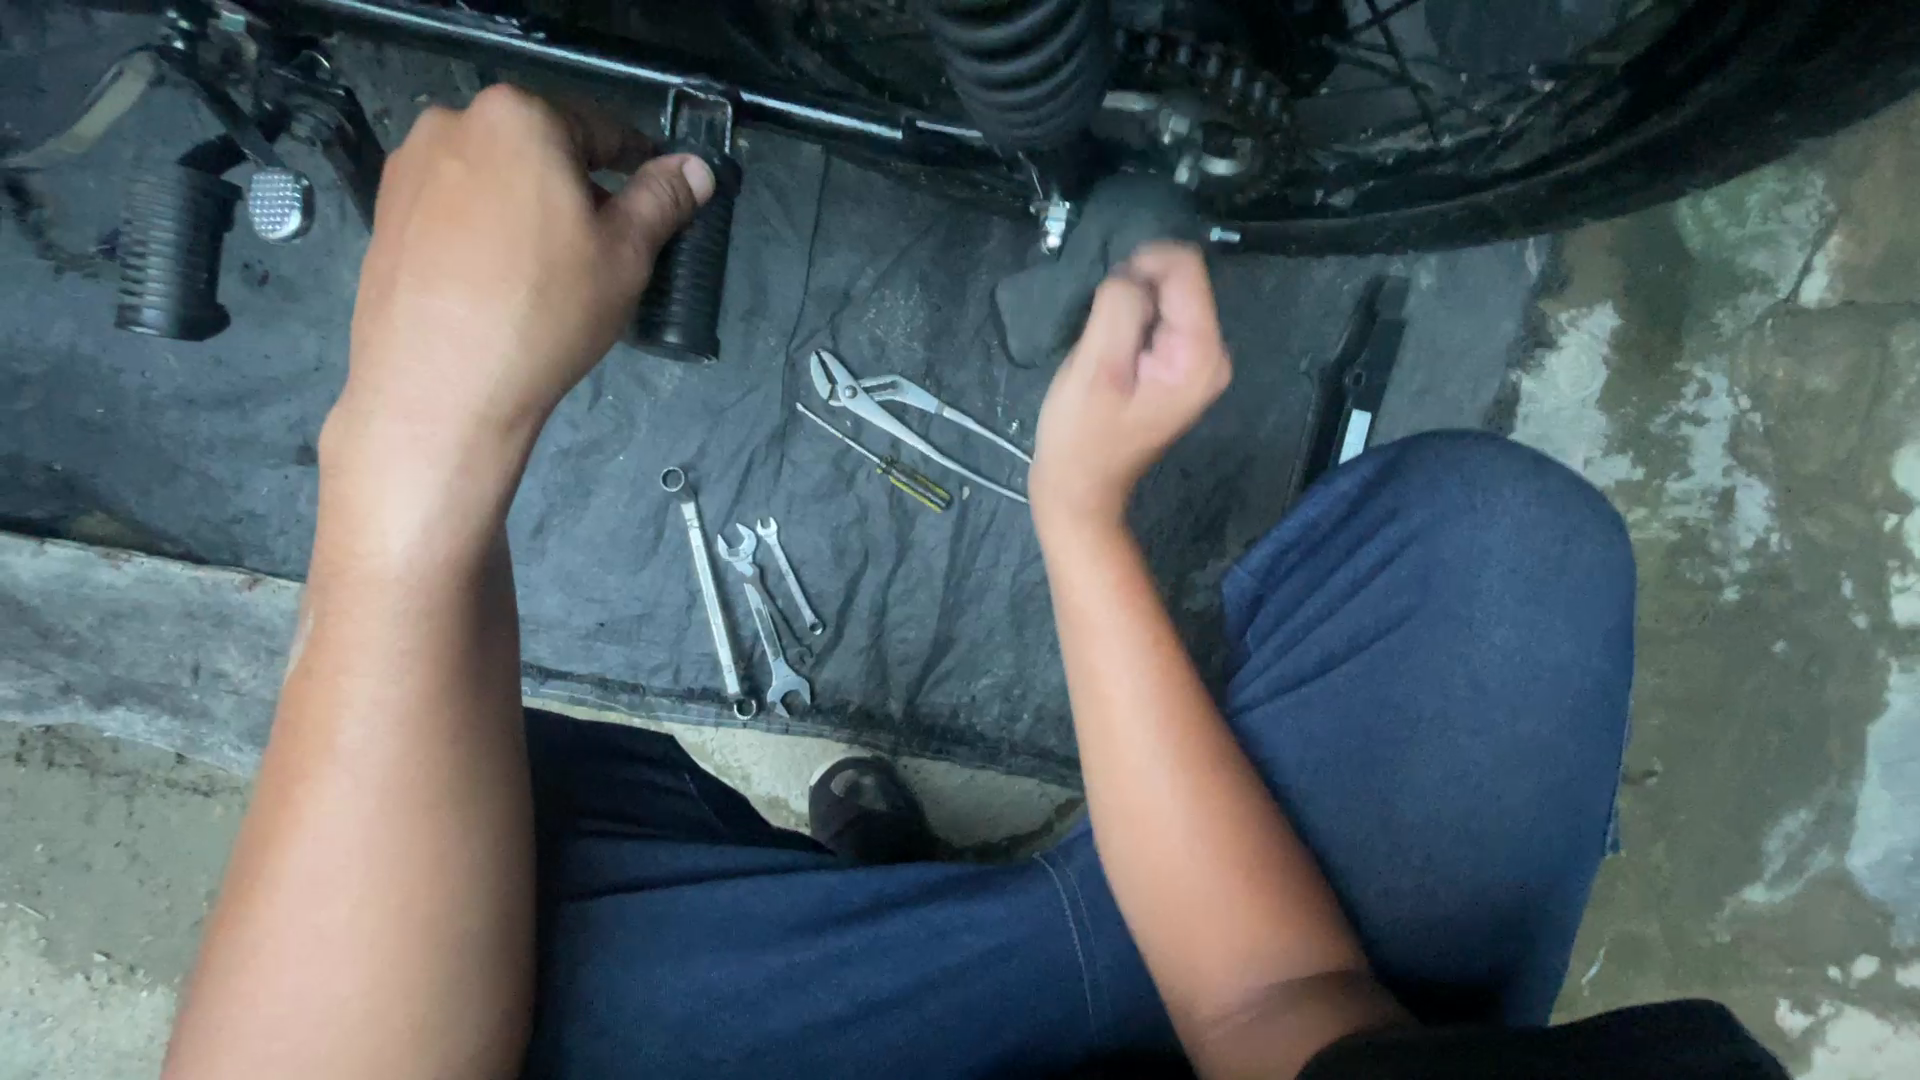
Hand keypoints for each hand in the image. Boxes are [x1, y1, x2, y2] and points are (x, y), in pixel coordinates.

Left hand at [328, 84, 713, 466]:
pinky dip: (491, 230)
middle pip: (543, 150)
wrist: (443, 379)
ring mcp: (412, 165)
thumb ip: (663, 200)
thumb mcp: (627, 254)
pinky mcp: (389, 211)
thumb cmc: (550, 308)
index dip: (638, 166)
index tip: (656, 202)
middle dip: (580, 191)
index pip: (601, 129)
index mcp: (521, 117)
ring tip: (553, 273)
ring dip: (535, 210)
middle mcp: (455, 121)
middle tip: (605, 250)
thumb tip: (696, 168)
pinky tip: (505, 282)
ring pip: (499, 178)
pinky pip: (460, 207)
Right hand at [1030, 243, 1231, 533]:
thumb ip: (1119, 308)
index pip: (1185, 267)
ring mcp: (1198, 363)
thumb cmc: (1081, 436)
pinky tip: (1112, 358)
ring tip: (1103, 349)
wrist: (1081, 489)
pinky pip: (1158, 322)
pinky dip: (1131, 327)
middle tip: (1100, 334)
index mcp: (1200, 353)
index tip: (1103, 300)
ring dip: (1128, 312)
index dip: (1140, 267)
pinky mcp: (1179, 368)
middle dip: (1134, 294)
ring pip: (1164, 300)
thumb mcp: (1095, 367)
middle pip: (1178, 282)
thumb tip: (1130, 276)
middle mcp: (1213, 353)